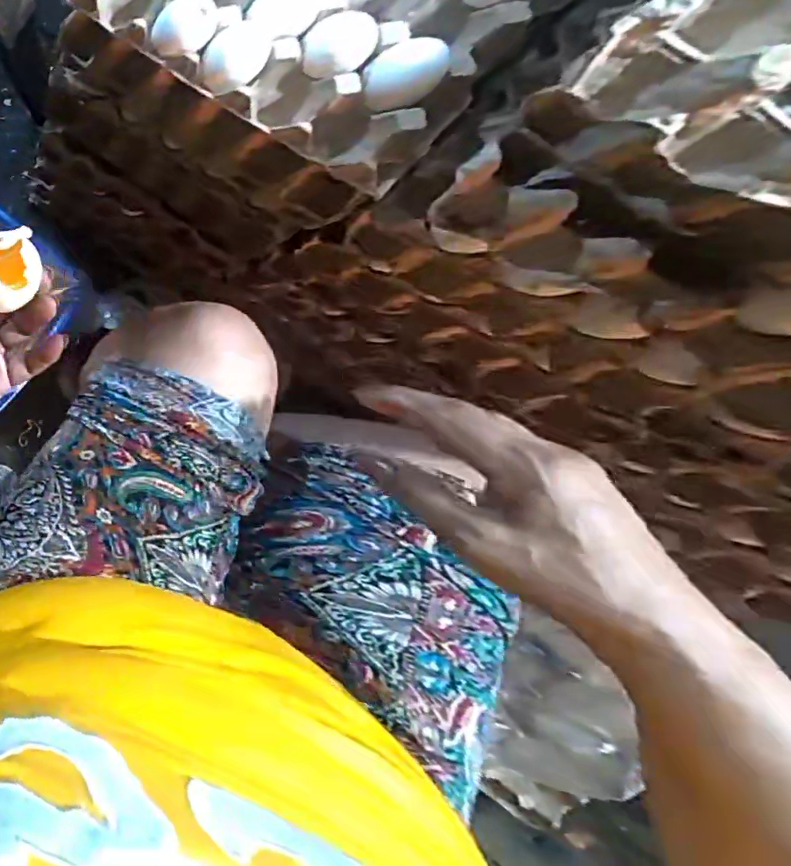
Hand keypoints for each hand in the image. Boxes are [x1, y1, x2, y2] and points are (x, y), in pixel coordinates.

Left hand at [0, 268, 66, 454]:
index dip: (4, 276)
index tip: (22, 262)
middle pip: (10, 308)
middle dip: (28, 294)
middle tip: (46, 282)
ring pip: (22, 332)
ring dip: (37, 319)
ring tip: (50, 306)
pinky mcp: (4, 378)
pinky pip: (27, 364)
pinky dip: (42, 355)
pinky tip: (56, 343)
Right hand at [355, 386, 694, 649]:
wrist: (652, 619)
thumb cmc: (554, 578)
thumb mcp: (475, 540)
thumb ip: (420, 495)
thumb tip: (370, 460)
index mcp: (524, 462)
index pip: (451, 418)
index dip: (403, 402)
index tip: (361, 393)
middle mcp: (550, 452)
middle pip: (475, 416)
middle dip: (422, 405)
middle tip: (376, 402)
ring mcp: (572, 466)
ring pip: (496, 429)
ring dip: (448, 419)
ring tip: (408, 419)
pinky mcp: (581, 482)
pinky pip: (513, 444)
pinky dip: (473, 436)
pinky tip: (460, 449)